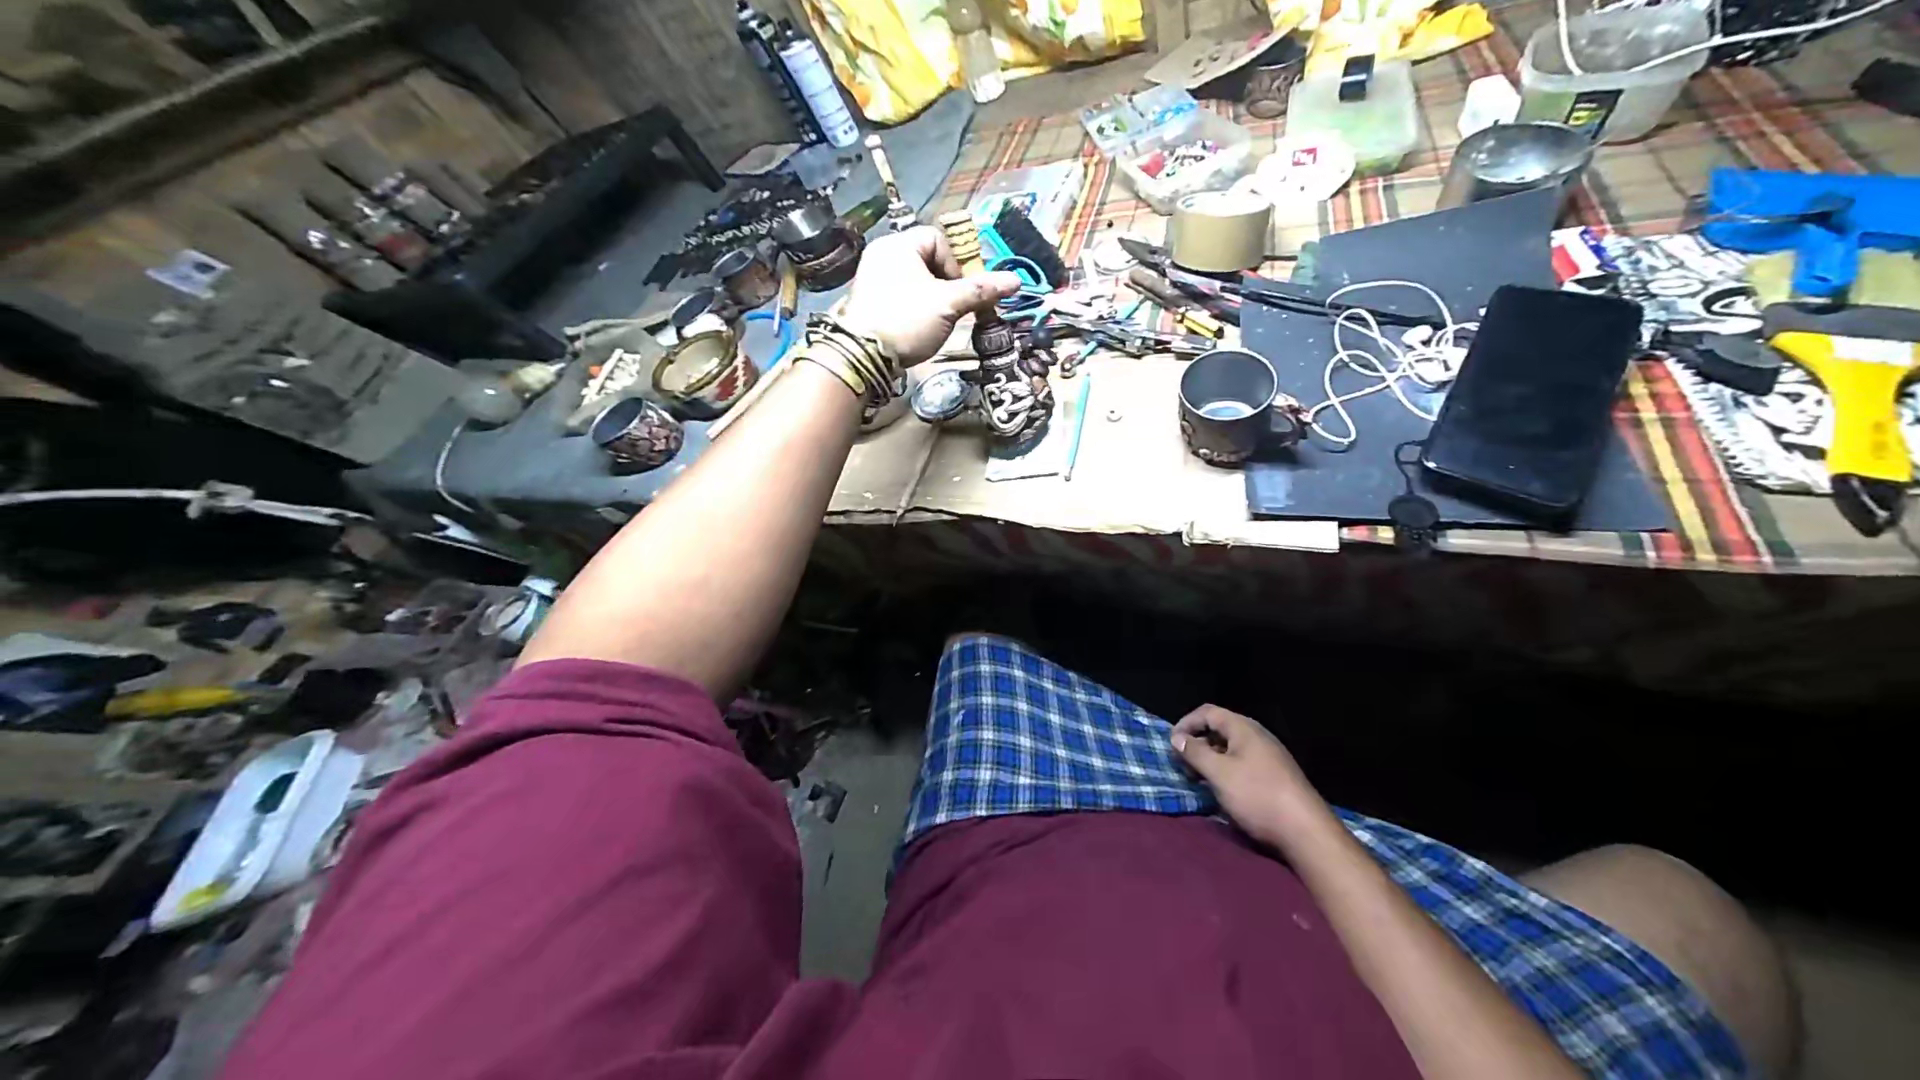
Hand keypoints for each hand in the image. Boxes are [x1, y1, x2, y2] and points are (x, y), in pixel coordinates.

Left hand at [838, 226, 1021, 364]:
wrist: (863, 357)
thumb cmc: (906, 321)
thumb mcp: (948, 304)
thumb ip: (981, 291)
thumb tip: (1014, 281)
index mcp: (898, 245)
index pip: (938, 240)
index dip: (957, 263)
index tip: (961, 291)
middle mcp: (882, 255)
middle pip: (927, 260)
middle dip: (947, 284)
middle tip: (954, 308)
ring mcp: (872, 279)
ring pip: (915, 281)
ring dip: (933, 298)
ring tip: (939, 320)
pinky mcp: (868, 302)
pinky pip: (901, 296)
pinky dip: (916, 308)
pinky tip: (920, 327)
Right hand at [1172, 705, 1332, 850]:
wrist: (1306, 832)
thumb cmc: (1257, 795)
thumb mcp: (1219, 773)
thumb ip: (1195, 752)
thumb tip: (1177, 738)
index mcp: (1244, 728)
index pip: (1208, 712)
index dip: (1186, 723)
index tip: (1172, 744)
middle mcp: (1258, 736)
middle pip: (1219, 728)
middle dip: (1197, 743)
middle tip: (1183, 764)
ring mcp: (1269, 756)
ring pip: (1230, 748)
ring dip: (1210, 758)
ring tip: (1198, 778)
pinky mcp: (1275, 775)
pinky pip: (1242, 763)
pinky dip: (1225, 770)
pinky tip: (1222, 789)